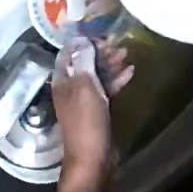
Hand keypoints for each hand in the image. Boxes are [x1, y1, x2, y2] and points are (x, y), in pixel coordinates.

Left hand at [52, 39, 112, 183]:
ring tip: (126, 53)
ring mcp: (84, 99)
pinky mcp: (97, 109)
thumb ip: (84, 62)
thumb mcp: (85, 88)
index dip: (83, 41)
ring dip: (110, 64)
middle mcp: (71, 87)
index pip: (69, 53)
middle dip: (100, 51)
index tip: (100, 32)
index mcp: (62, 81)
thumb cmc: (87, 123)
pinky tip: (130, 72)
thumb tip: (81, 38)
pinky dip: (116, 80)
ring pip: (97, 74)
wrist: (94, 159)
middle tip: (118, 42)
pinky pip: (106, 88)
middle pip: (84, 62)